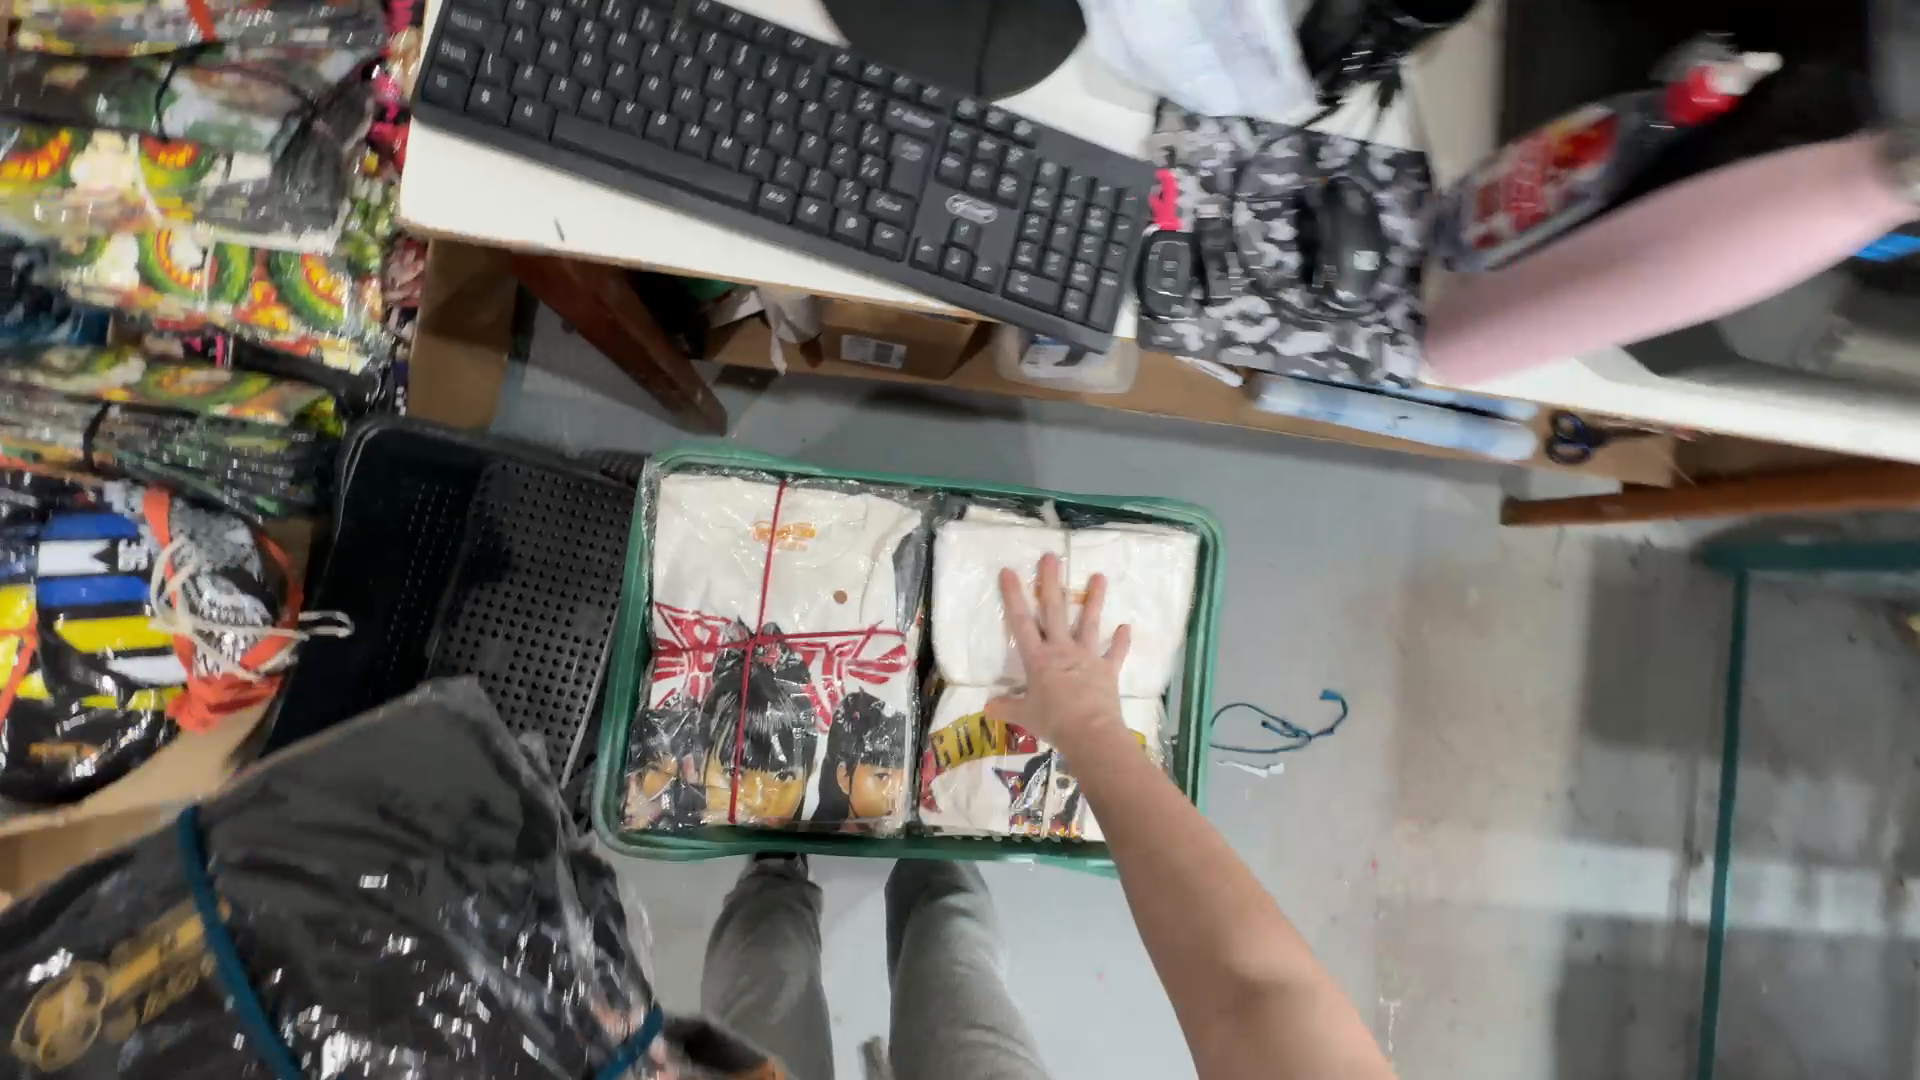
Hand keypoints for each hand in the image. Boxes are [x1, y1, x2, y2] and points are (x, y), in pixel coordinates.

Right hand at [987, 552, 1131, 755]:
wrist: (1090, 733)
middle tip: (1052, 556)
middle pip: (1055, 611)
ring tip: (1099, 576)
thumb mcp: (1024, 716)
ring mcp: (1087, 657)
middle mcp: (1061, 650)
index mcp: (1037, 659)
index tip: (1009, 571)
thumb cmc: (1053, 721)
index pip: (1021, 622)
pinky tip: (1125, 627)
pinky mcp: (1107, 670)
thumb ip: (1006, 708)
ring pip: (1089, 623)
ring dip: (1094, 599)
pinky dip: (1120, 641)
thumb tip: (987, 707)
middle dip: (1051, 582)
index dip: (1014, 596)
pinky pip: (1114, 653)